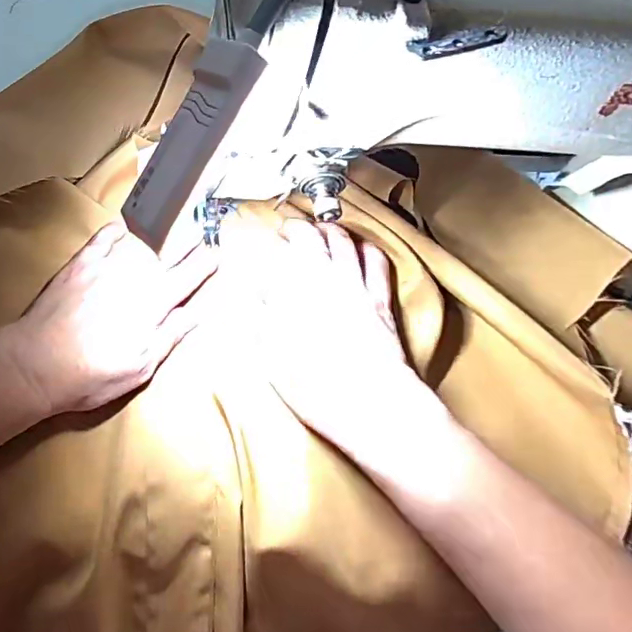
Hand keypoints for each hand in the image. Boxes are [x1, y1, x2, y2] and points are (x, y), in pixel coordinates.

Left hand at [0, 222, 216, 415]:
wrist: (37, 363)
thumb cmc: (91, 374)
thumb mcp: (140, 367)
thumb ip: (169, 335)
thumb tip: (194, 312)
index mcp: (154, 303)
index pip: (189, 276)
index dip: (205, 263)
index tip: (216, 253)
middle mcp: (134, 276)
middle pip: (168, 254)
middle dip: (186, 245)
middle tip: (197, 237)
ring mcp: (105, 265)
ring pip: (138, 244)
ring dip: (156, 237)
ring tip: (167, 230)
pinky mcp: (79, 263)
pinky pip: (102, 238)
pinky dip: (115, 232)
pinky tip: (121, 229)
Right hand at [222, 219, 459, 486]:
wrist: (370, 404)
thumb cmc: (316, 387)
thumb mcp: (270, 356)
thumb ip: (259, 319)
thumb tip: (251, 296)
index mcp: (290, 292)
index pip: (273, 253)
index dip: (263, 244)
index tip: (257, 245)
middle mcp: (322, 280)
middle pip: (309, 236)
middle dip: (295, 228)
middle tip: (287, 231)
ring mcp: (355, 286)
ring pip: (342, 240)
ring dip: (329, 229)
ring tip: (321, 230)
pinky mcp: (380, 299)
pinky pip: (376, 260)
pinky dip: (366, 247)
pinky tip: (360, 248)